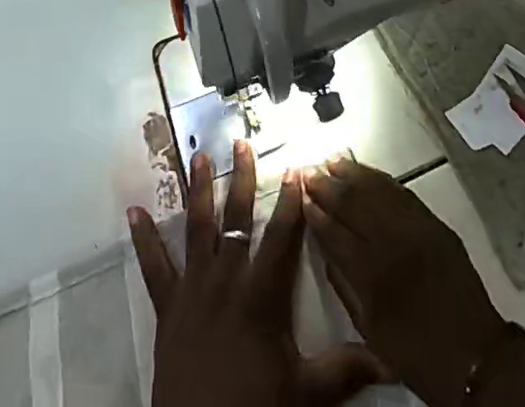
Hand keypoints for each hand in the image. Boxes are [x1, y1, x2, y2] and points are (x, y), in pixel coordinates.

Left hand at [129, 141, 383, 406]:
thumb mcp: (307, 393)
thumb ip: (345, 369)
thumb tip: (390, 358)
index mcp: (262, 296)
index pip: (282, 238)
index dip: (291, 203)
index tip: (295, 169)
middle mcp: (226, 280)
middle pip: (236, 220)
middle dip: (240, 179)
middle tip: (241, 144)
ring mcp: (193, 289)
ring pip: (196, 229)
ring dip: (197, 192)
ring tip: (197, 157)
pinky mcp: (167, 305)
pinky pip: (153, 266)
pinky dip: (143, 238)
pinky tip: (134, 211)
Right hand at [303, 157, 506, 404]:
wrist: (477, 358)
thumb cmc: (415, 350)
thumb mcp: (368, 326)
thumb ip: (341, 281)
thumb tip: (323, 244)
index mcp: (371, 274)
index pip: (332, 229)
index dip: (312, 209)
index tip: (298, 194)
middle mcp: (392, 244)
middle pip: (351, 202)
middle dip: (326, 185)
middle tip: (308, 172)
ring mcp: (417, 231)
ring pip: (376, 190)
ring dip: (352, 174)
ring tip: (332, 162)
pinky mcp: (436, 226)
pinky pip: (403, 192)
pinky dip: (380, 179)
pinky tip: (366, 173)